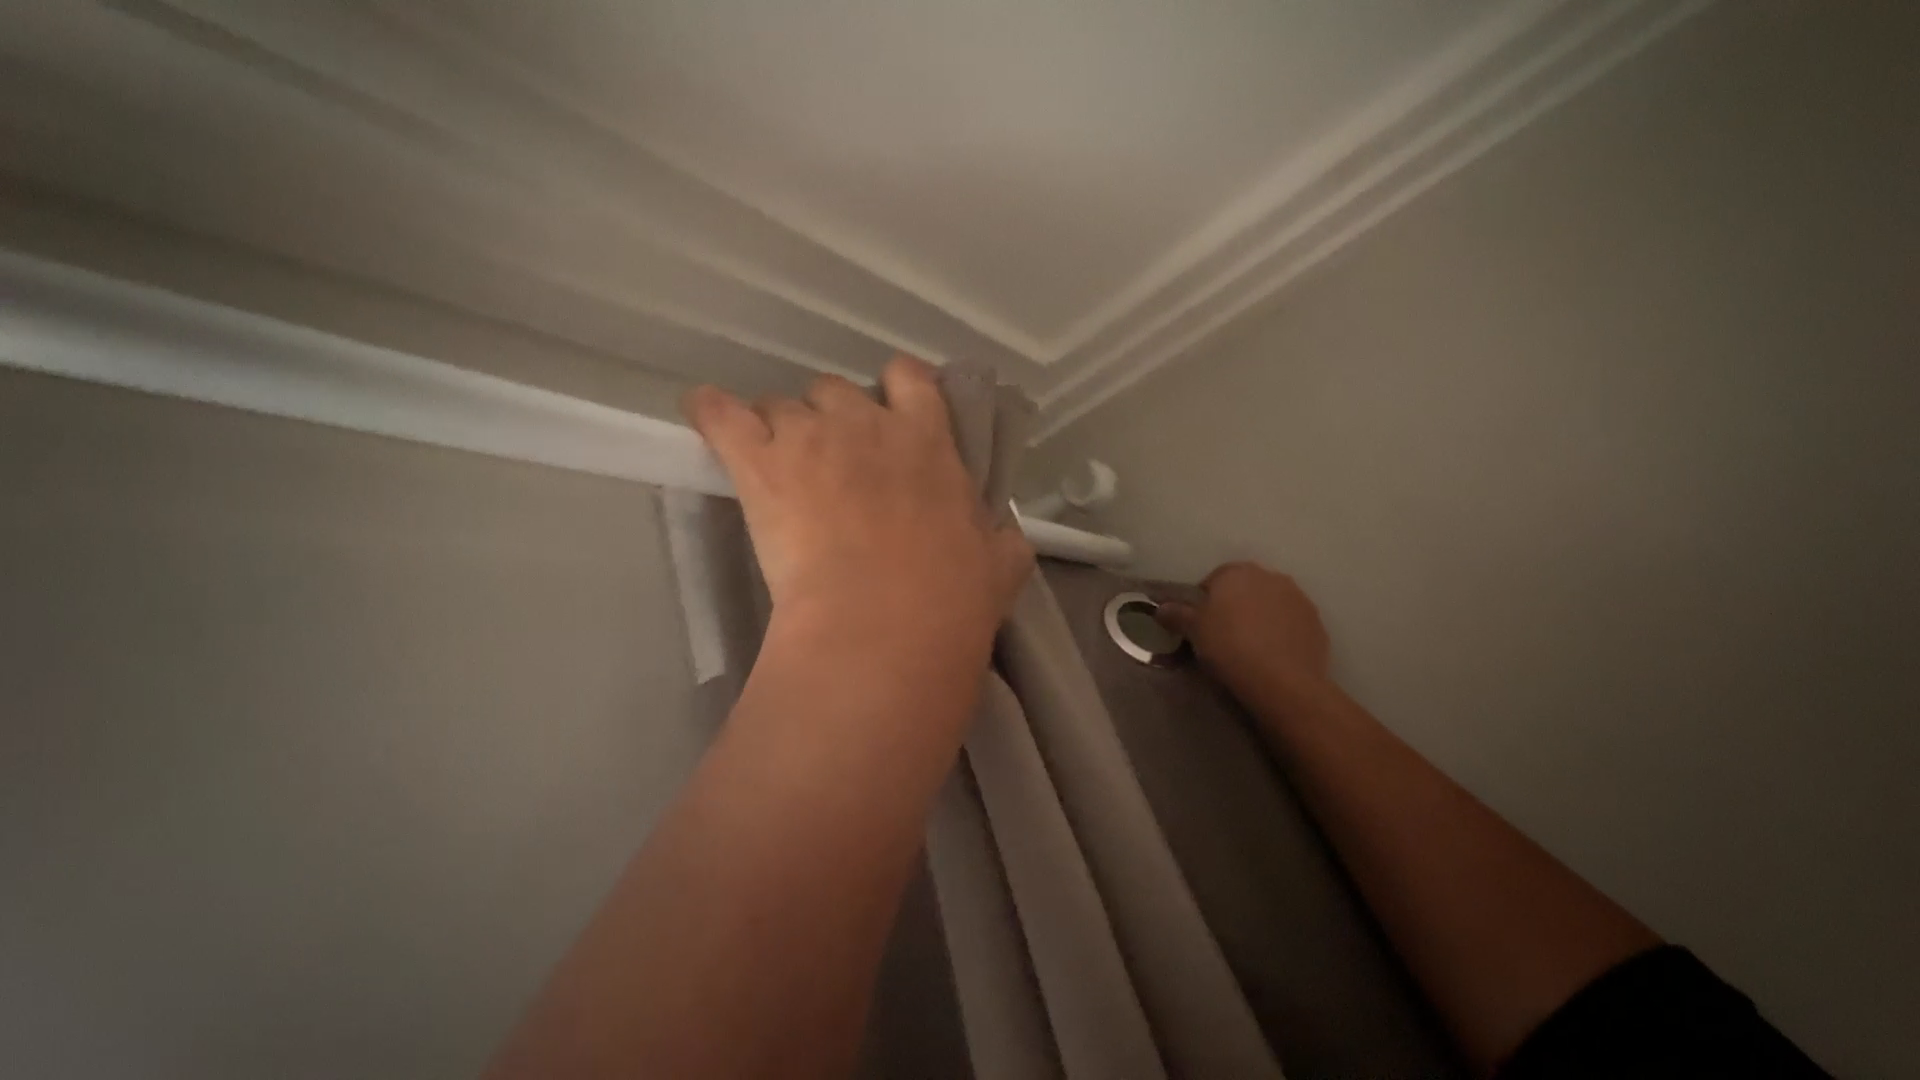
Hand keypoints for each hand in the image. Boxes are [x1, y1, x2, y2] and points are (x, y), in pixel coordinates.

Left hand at [684, 356, 1033, 650]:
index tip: (888, 412)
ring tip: (776, 469)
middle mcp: (867, 423)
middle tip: (829, 463)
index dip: (895, 389)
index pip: (910, 379)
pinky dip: (710, 412)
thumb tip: (1004, 532)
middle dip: (830, 418)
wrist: (886, 623)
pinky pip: (720, 416)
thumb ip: (1001, 540)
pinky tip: (703, 411)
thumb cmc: (949, 598)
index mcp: (927, 440)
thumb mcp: (1000, 567)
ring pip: (781, 406)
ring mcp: (809, 437)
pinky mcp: (759, 464)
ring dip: (780, 431)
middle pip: (835, 390)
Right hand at [1157, 562, 1331, 703]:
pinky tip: (1272, 656)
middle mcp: (1270, 576)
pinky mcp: (1316, 622)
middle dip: (1235, 606)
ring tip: (1250, 648)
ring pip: (1270, 604)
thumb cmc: (1229, 647)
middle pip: (1245, 589)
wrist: (1282, 681)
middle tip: (1223, 637)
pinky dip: (1281, 633)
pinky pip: (1290, 623)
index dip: (1204, 602)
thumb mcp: (1193, 631)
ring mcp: (1298, 598)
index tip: (1200, 626)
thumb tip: (1161, 608)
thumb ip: (1176, 615)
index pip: (1214, 579)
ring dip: (1260, 618)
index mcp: (1237, 572)